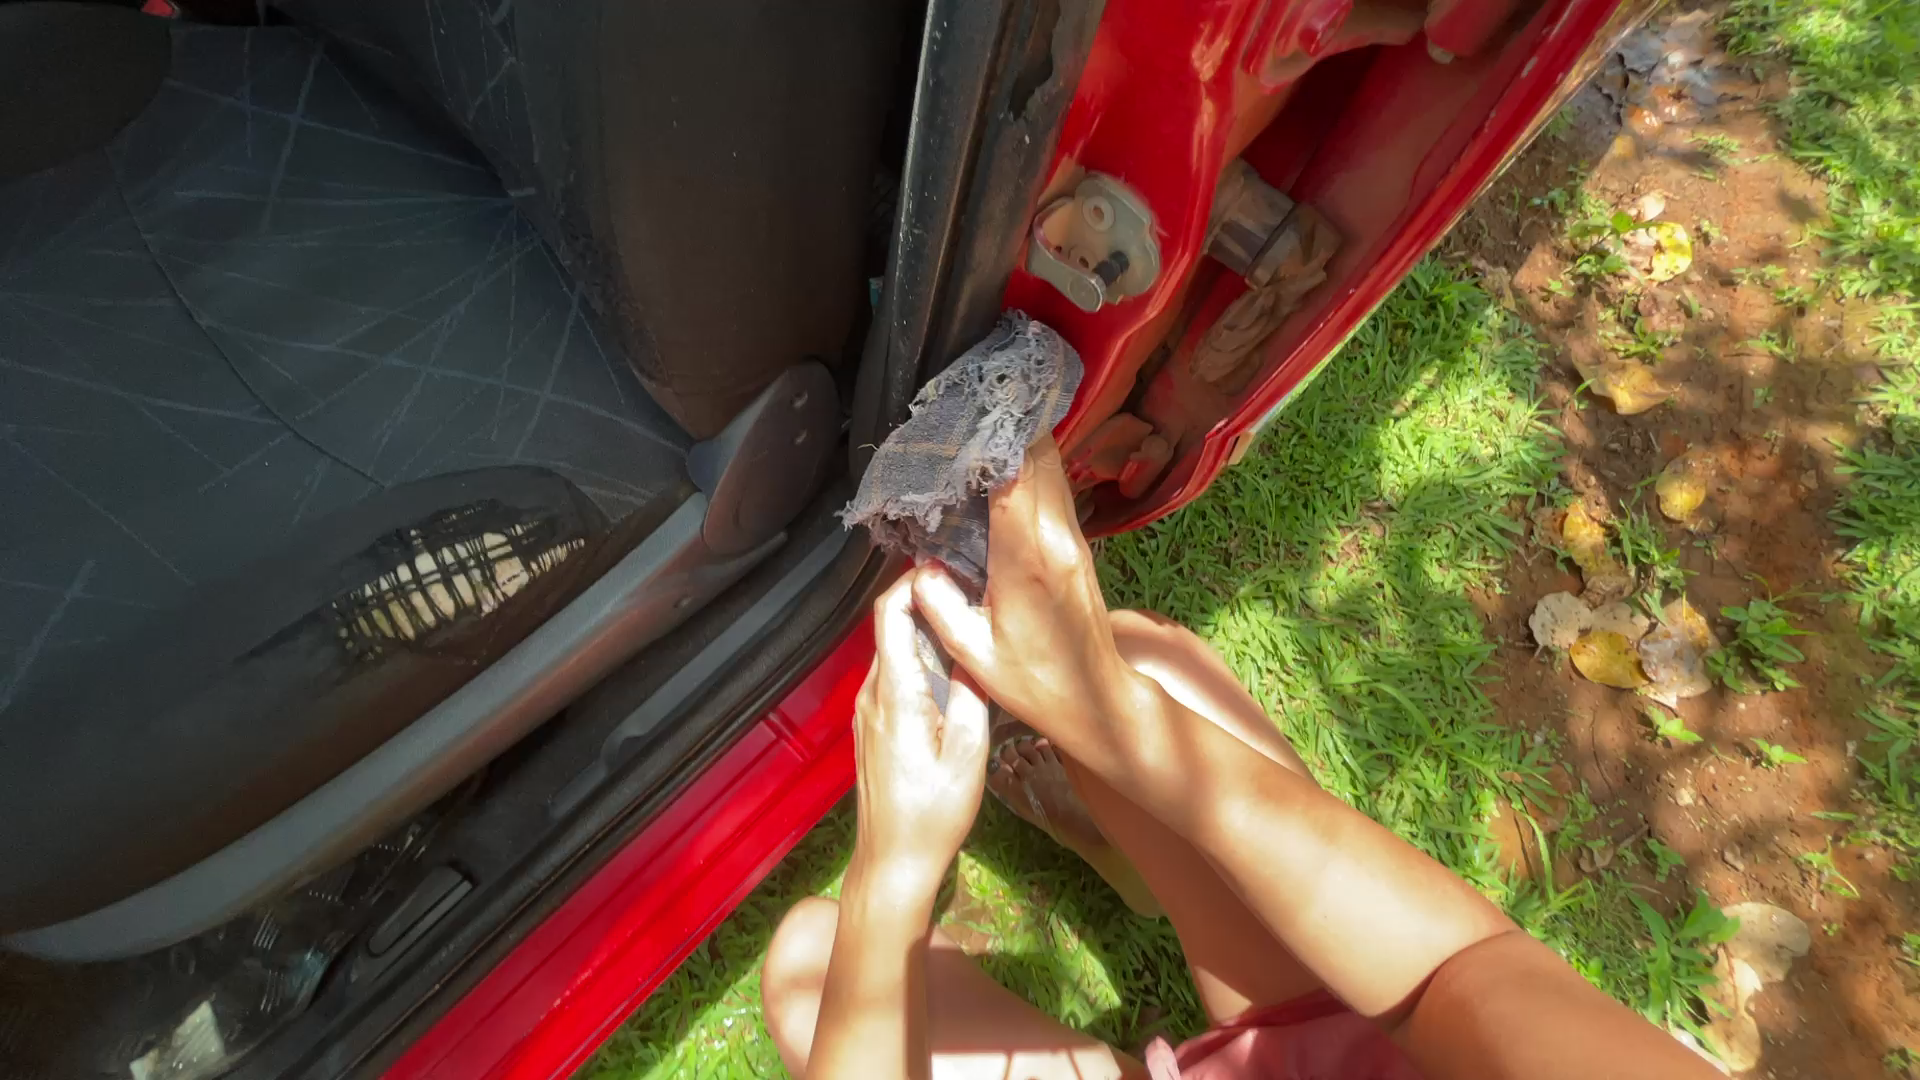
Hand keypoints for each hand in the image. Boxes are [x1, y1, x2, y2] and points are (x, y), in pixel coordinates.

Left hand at [849, 573, 990, 903]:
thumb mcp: (968, 752)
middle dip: (926, 601)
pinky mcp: (870, 724)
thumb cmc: (934, 813)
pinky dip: (917, 657)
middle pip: (890, 626)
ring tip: (967, 626)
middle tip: (970, 595)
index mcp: (895, 693)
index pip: (890, 614)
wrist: (892, 862)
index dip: (913, 582)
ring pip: (892, 649)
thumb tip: (977, 646)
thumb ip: (971, 693)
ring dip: (923, 630)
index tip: (948, 570)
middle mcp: (872, 693)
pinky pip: (892, 673)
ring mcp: (867, 709)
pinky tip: (950, 668)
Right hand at [911, 436, 1141, 772]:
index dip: (993, 439)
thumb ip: (939, 604)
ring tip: (981, 428)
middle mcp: (1056, 538)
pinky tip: (1003, 468)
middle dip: (1007, 426)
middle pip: (1040, 458)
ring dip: (1021, 442)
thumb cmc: (1034, 682)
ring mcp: (1073, 539)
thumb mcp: (973, 652)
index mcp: (1028, 559)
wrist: (1095, 698)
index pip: (1015, 476)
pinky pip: (1055, 489)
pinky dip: (1031, 468)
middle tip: (968, 409)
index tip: (965, 414)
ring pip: (1052, 469)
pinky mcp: (1078, 546)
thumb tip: (922, 566)